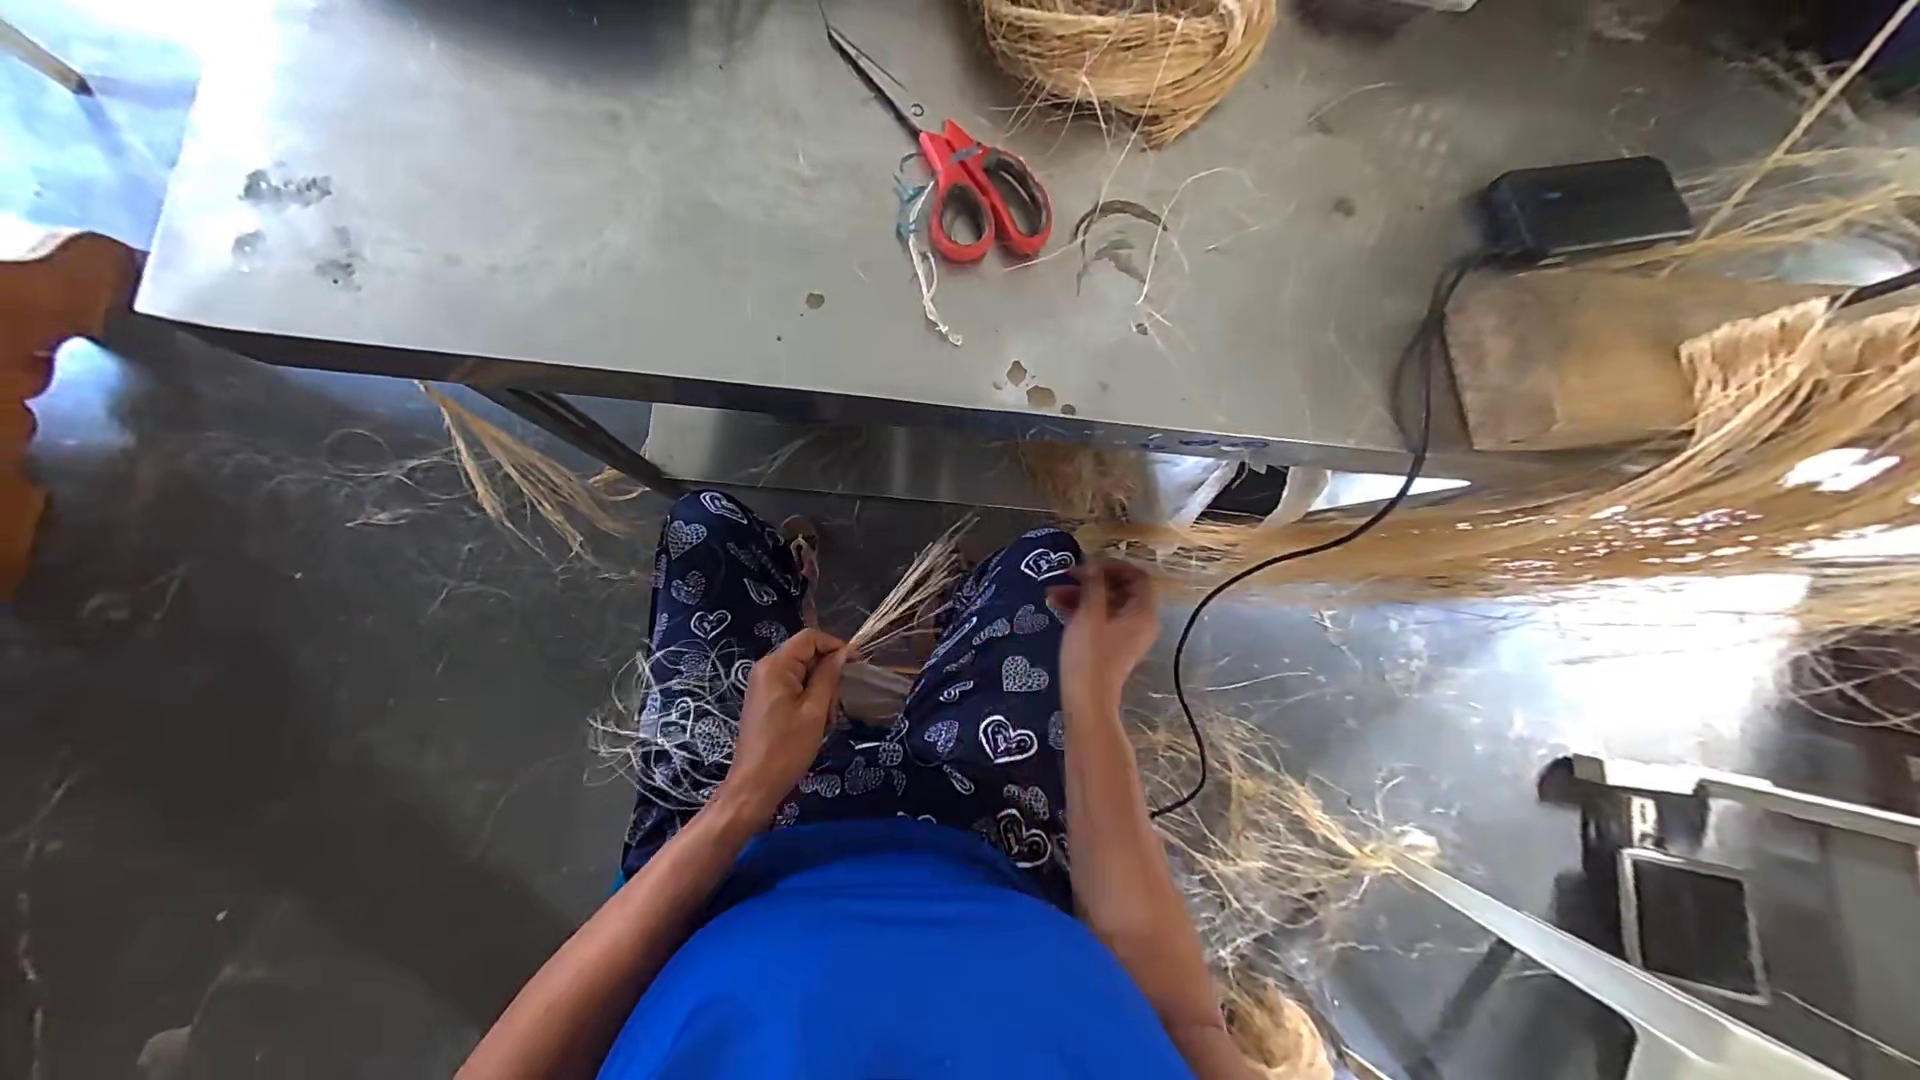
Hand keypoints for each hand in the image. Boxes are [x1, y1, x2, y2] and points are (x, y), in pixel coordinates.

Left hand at [718, 628, 849, 818]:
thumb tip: (844, 652)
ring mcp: (763, 684)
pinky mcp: (765, 699)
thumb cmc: (786, 748)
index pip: (810, 638)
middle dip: (828, 672)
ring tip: (826, 717)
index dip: (836, 645)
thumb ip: (829, 676)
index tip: (857, 664)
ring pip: (802, 671)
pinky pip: (793, 685)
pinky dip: (809, 697)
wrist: (754, 786)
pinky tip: (815, 721)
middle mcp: (766, 668)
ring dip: (821, 688)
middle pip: (806, 653)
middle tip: (837, 702)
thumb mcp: (815, 710)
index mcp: (776, 666)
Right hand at [1050, 560, 1157, 713]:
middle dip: (1092, 580)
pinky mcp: (1112, 646)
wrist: (1086, 700)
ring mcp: (1126, 636)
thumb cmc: (1090, 655)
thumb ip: (1093, 584)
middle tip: (1066, 576)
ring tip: (1053, 592)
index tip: (1088, 565)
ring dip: (1082, 594)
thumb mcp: (1090, 614)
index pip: (1137, 576)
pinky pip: (1101, 619)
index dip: (1113, 566)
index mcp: (1143, 613)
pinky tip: (1058, 606)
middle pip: (1121, 589)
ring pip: (1107, 604)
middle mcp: (1140, 622)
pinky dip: (1083, 610)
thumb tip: (1093, 563)